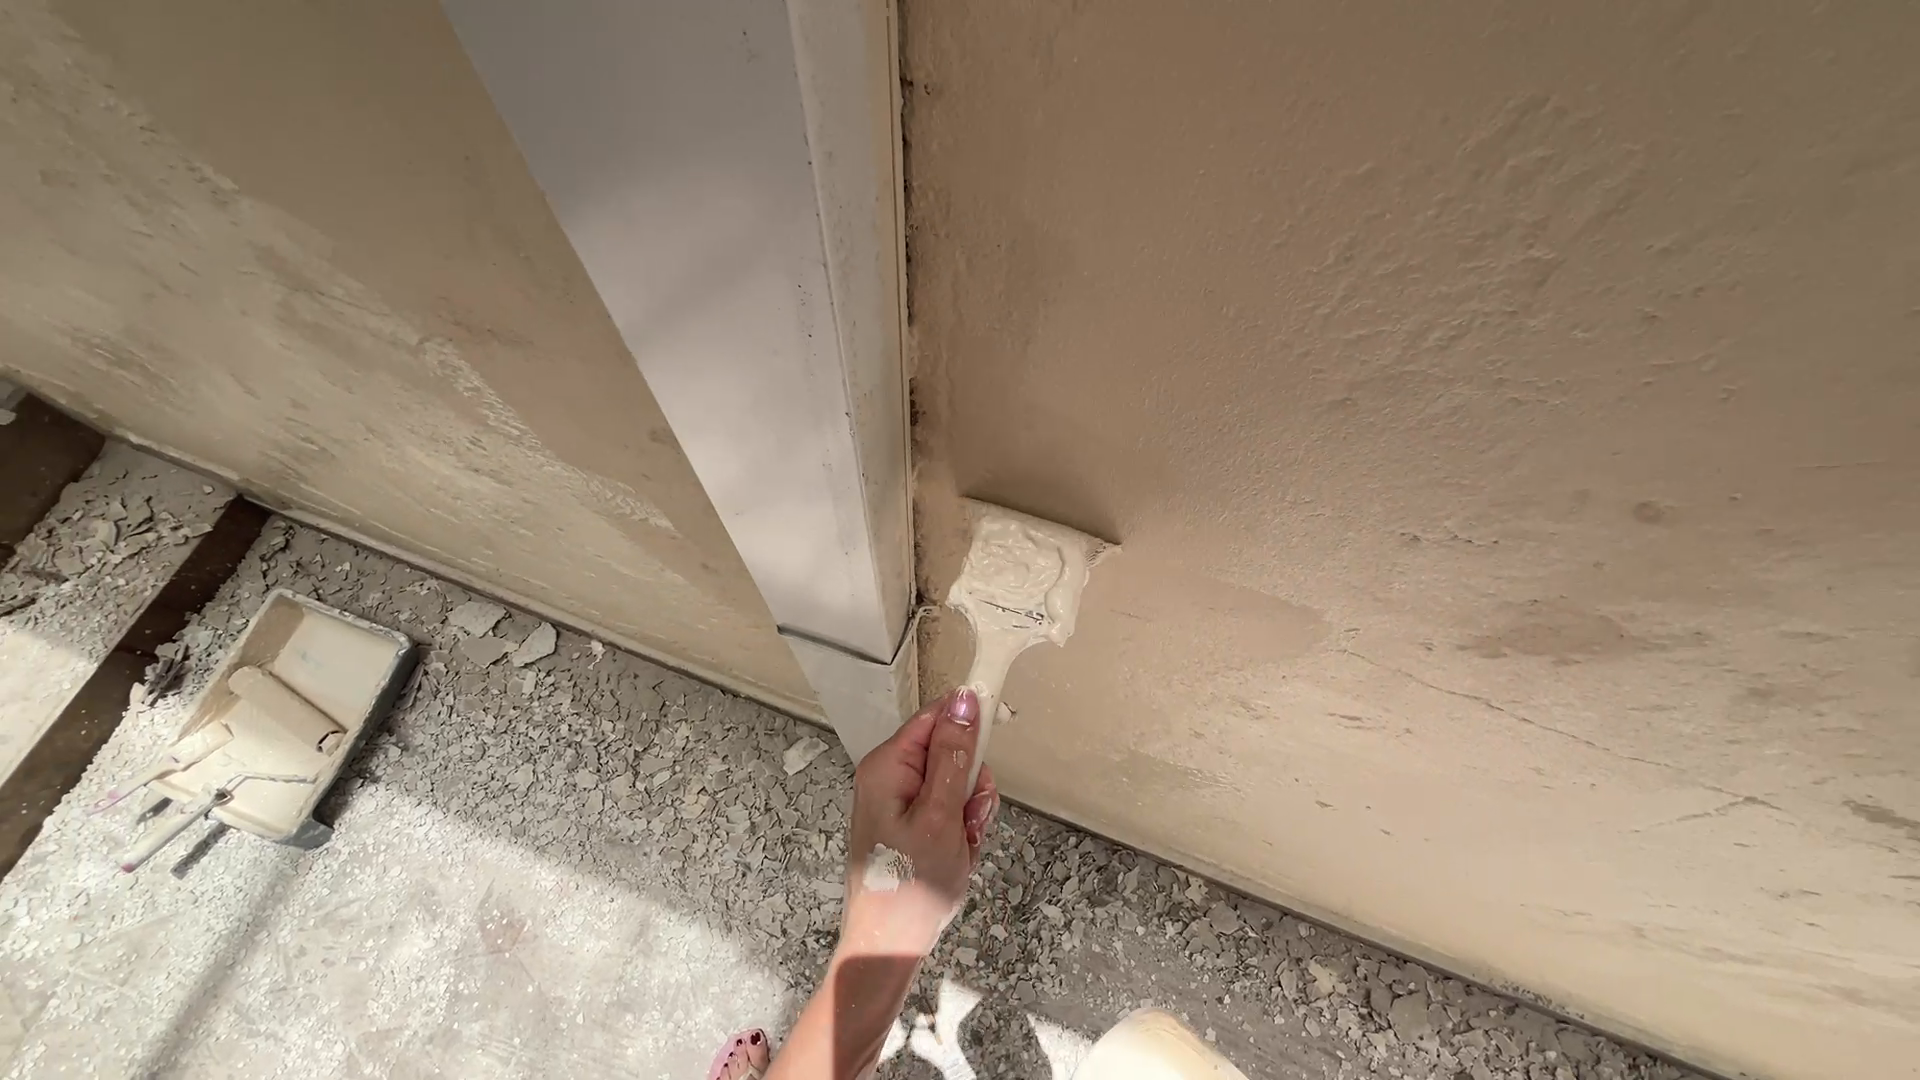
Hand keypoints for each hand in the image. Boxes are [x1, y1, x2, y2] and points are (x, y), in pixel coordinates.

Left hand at [839, 687, 999, 959]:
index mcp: (888, 764)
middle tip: (970, 817)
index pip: (936, 715)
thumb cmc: (912, 883)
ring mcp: (900, 800)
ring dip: (970, 809)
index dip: (970, 718)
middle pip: (950, 750)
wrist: (889, 947)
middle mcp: (891, 774)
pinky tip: (957, 854)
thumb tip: (965, 697)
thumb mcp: (941, 814)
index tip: (1004, 724)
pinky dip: (962, 827)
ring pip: (956, 782)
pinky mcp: (911, 823)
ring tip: (961, 843)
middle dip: (972, 782)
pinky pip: (949, 807)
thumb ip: (954, 754)